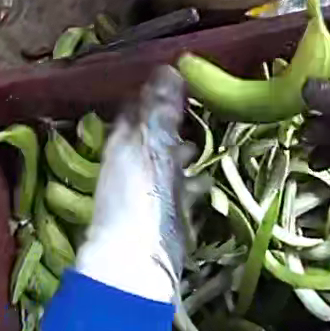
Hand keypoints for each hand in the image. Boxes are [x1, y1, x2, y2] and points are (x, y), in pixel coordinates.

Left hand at [73, 66, 192, 304]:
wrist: (136, 262)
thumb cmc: (142, 197)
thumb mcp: (152, 145)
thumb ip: (161, 110)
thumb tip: (169, 68)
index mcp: (122, 140)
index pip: (138, 105)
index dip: (157, 90)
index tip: (183, 76)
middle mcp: (129, 160)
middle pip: (153, 130)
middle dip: (174, 118)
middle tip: (201, 102)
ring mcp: (145, 187)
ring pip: (165, 157)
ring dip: (183, 146)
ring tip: (206, 137)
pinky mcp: (162, 211)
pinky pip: (178, 184)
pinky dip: (192, 177)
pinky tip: (206, 178)